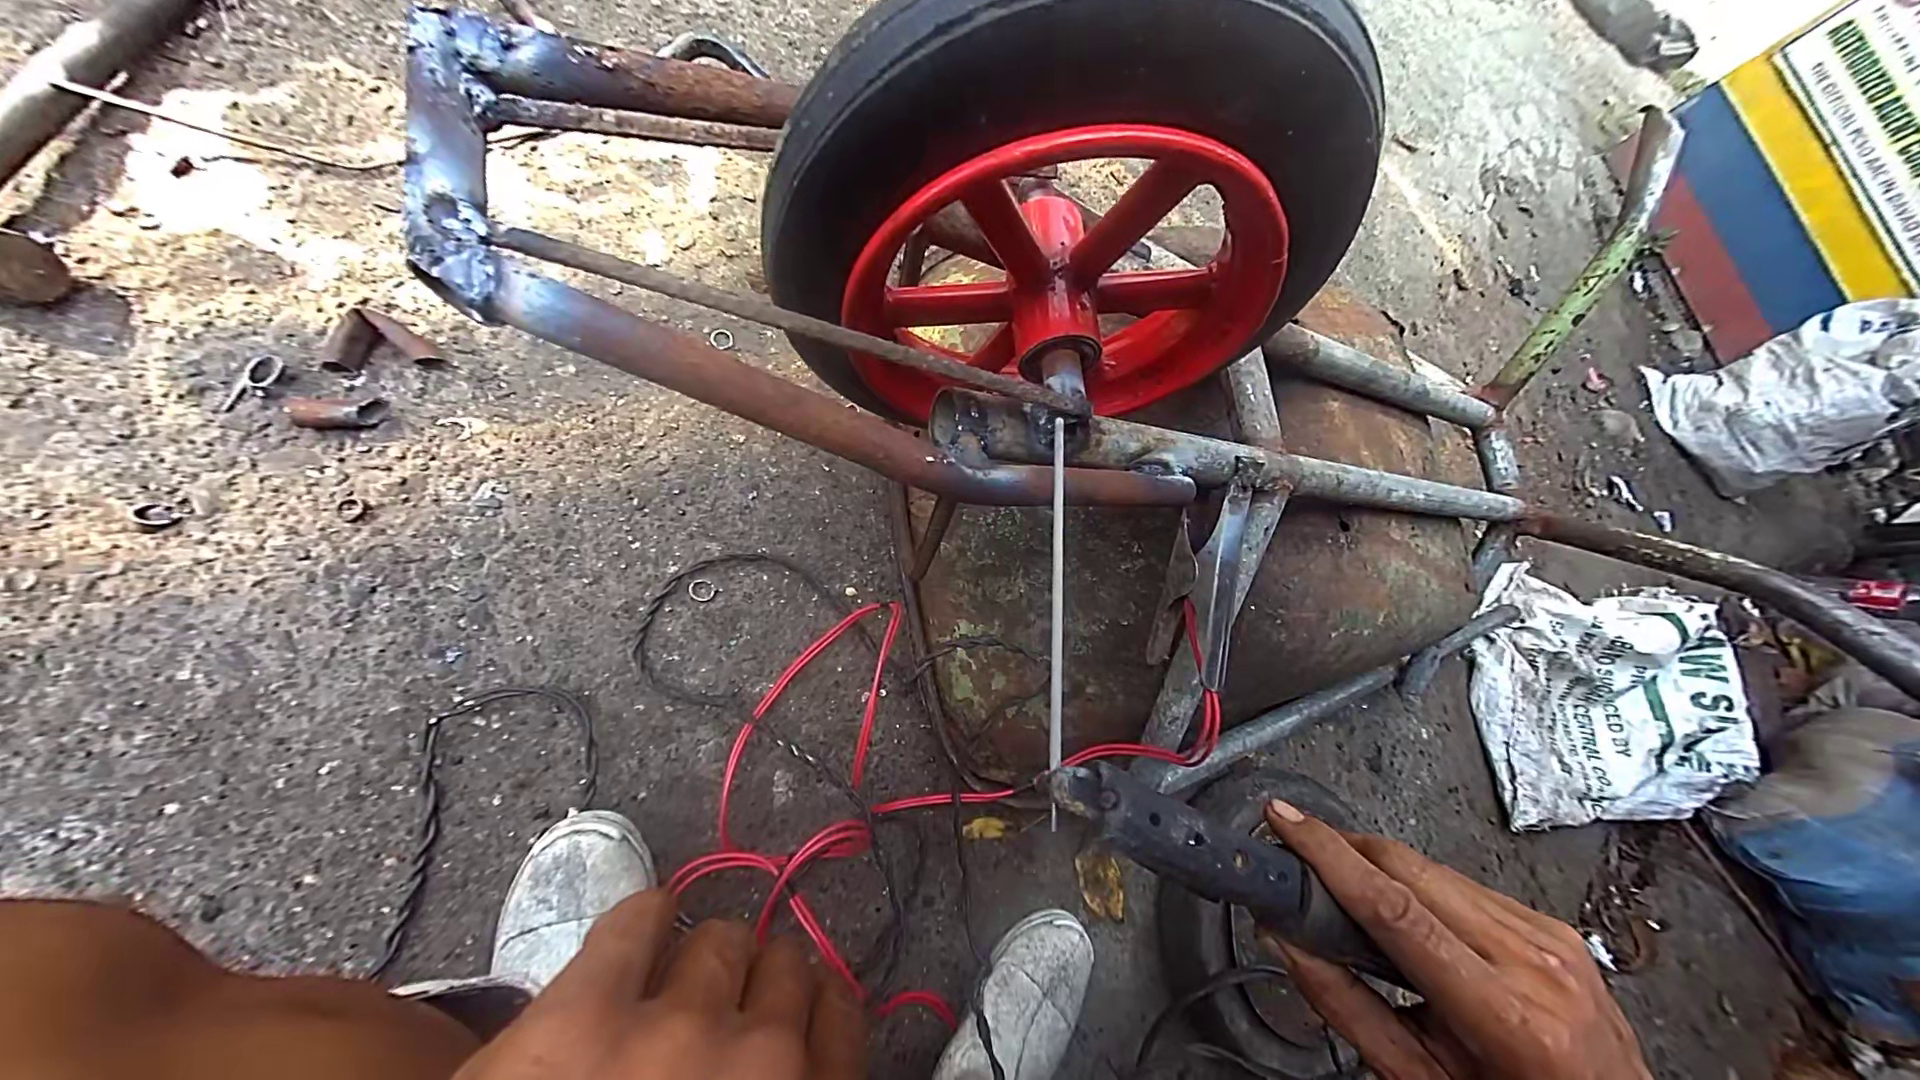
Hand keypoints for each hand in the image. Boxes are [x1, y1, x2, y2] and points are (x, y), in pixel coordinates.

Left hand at [454, 889, 865, 1079]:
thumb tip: (791, 1049)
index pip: (841, 1015)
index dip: (813, 1008)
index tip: (789, 1017)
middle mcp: (763, 1066)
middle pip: (786, 966)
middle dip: (754, 989)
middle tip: (711, 1023)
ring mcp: (676, 1032)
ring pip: (723, 938)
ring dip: (702, 963)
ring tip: (666, 992)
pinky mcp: (586, 1012)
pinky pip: (643, 916)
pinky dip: (646, 921)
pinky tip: (637, 941)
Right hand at [1258, 800, 1650, 1079]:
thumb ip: (1343, 1005)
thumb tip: (1281, 937)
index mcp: (1509, 1019)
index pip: (1393, 907)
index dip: (1327, 854)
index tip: (1285, 820)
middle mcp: (1539, 967)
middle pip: (1409, 868)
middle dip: (1342, 848)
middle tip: (1297, 850)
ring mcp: (1552, 940)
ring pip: (1430, 866)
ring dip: (1374, 862)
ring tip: (1343, 883)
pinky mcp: (1552, 926)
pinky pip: (1460, 881)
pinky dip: (1415, 881)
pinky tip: (1400, 905)